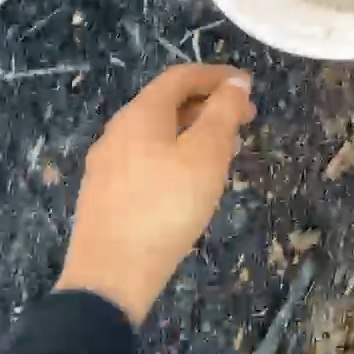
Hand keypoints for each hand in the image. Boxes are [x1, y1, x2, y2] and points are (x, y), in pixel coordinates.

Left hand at [54, 64, 256, 324]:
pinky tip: (193, 180)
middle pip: (168, 103)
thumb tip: (236, 82)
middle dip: (210, 104)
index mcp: (141, 115)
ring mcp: (107, 165)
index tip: (249, 87)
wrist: (110, 278)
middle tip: (246, 120)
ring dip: (196, 130)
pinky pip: (147, 157)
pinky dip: (177, 153)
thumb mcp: (208, 151)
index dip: (218, 75)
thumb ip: (224, 110)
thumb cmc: (167, 204)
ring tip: (226, 151)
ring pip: (159, 132)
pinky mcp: (105, 194)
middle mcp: (118, 132)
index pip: (181, 77)